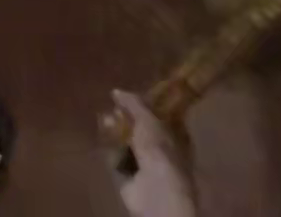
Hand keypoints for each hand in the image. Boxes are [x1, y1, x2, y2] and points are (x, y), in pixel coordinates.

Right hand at [110, 91, 197, 216]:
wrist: (155, 190)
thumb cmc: (160, 150)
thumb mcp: (147, 118)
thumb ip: (133, 103)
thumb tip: (116, 91)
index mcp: (176, 136)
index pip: (160, 116)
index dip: (145, 105)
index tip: (129, 97)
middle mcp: (164, 151)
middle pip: (141, 128)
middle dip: (126, 117)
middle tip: (114, 108)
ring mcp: (148, 165)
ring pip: (129, 142)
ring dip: (117, 131)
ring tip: (106, 120)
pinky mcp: (132, 177)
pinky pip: (118, 157)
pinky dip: (111, 148)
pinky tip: (103, 136)